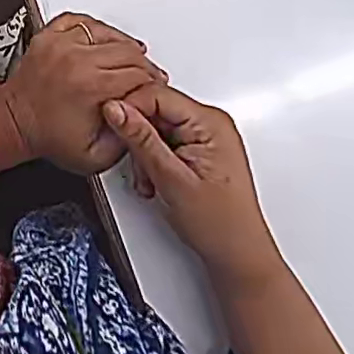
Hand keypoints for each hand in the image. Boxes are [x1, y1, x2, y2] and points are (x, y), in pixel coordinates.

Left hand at [0, 14, 166, 174]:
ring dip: (122, 42)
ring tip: (129, 53)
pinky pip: (78, 19)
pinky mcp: (48, 36)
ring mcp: (60, 44)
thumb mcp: (96, 156)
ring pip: (105, 31)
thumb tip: (143, 118)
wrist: (15, 120)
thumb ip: (126, 139)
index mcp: (91, 87)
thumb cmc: (48, 136)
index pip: (137, 74)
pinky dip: (92, 26)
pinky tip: (100, 36)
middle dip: (142, 63)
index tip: (152, 87)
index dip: (151, 82)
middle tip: (146, 73)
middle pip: (126, 50)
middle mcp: (76, 60)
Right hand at [104, 85, 282, 284]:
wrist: (239, 259)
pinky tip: (154, 179)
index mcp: (209, 122)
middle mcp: (208, 122)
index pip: (157, 94)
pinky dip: (152, 158)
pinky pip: (163, 139)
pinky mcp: (197, 148)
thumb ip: (141, 140)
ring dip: (143, 152)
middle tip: (137, 167)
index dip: (130, 108)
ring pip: (155, 125)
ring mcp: (204, 135)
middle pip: (155, 109)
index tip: (113, 126)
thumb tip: (117, 108)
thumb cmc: (220, 227)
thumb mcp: (172, 180)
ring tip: (149, 180)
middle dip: (138, 137)